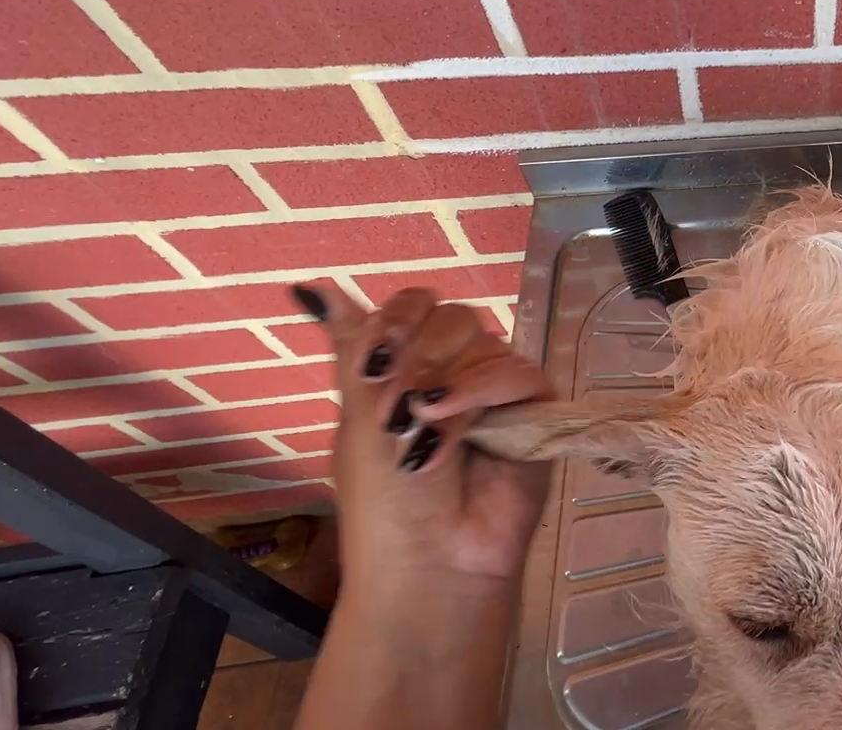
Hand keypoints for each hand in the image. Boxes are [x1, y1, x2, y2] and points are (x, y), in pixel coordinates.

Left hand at [296, 282, 552, 590]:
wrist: (430, 555)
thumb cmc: (382, 499)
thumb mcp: (356, 419)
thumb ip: (354, 349)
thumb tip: (308, 285)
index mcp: (406, 368)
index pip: (414, 305)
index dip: (400, 316)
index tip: (379, 355)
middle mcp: (452, 369)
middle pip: (451, 315)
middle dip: (420, 354)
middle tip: (400, 404)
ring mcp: (495, 386)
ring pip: (484, 340)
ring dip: (447, 379)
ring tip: (427, 425)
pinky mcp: (533, 404)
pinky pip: (517, 369)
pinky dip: (484, 388)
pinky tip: (456, 420)